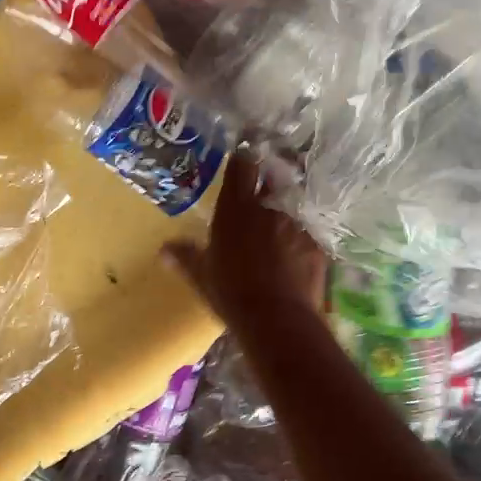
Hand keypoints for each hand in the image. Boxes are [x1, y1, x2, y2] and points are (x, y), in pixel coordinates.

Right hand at [162, 150, 327, 328]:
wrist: (278, 320)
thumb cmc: (231, 293)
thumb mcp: (201, 275)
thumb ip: (185, 256)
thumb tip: (164, 249)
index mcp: (236, 207)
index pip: (242, 165)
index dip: (242, 160)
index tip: (242, 161)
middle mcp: (268, 206)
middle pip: (273, 177)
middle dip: (270, 179)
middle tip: (265, 189)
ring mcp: (296, 223)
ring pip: (294, 202)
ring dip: (288, 208)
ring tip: (285, 221)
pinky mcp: (316, 242)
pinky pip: (310, 230)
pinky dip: (304, 236)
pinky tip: (300, 250)